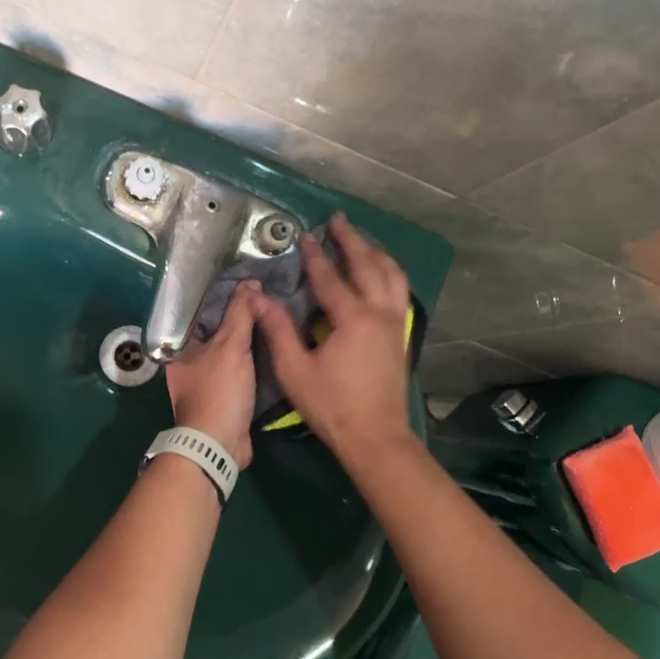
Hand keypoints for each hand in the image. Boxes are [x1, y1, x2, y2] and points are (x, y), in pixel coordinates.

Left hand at [165, 281, 259, 468]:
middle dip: (240, 318)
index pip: (202, 312)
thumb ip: (241, 313)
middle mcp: (188, 363)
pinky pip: (239, 371)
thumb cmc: (219, 390)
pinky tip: (272, 349)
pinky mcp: (223, 397)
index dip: (225, 296)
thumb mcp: (231, 346)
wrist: (219, 444)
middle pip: (217, 331)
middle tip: (268, 298)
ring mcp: (205, 382)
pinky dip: (253, 361)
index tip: (250, 283)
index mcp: (181, 347)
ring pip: (230, 352)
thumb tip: (251, 284)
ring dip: (249, 340)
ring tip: (274, 318)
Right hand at [250, 215, 413, 461]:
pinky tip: (382, 275)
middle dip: (352, 240)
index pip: (330, 278)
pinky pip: (400, 291)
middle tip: (338, 220)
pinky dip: (390, 273)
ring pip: (393, 275)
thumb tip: (257, 298)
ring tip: (362, 240)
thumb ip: (277, 330)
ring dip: (376, 253)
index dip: (315, 255)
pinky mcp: (401, 337)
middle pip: (368, 265)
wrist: (376, 438)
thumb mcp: (295, 370)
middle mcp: (380, 313)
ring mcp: (396, 324)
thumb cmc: (332, 406)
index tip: (305, 235)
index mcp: (353, 319)